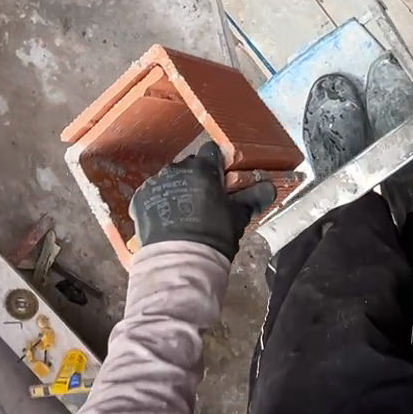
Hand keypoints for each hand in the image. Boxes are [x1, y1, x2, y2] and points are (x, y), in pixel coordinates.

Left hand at [132, 144, 277, 259]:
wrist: (180, 262)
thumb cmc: (214, 236)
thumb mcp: (238, 217)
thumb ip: (253, 197)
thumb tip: (271, 186)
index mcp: (204, 168)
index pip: (211, 152)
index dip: (216, 164)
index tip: (220, 179)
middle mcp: (178, 168)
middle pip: (190, 165)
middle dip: (196, 178)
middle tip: (203, 201)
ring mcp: (156, 182)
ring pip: (170, 179)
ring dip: (177, 190)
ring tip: (182, 214)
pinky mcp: (140, 198)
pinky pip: (152, 194)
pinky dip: (159, 203)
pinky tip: (166, 220)